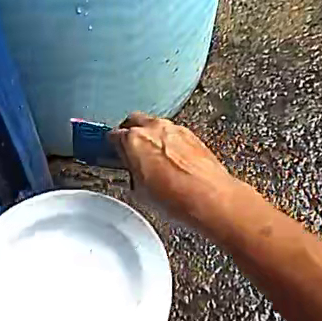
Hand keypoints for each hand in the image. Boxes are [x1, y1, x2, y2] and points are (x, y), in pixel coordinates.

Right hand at [108, 113, 253, 229]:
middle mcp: (154, 128)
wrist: (210, 198)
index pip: (113, 135)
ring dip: (150, 138)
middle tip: (128, 153)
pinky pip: (173, 135)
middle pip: (133, 122)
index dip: (111, 147)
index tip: (112, 154)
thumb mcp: (138, 190)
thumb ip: (129, 171)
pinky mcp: (192, 136)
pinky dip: (168, 143)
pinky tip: (170, 163)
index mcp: (133, 139)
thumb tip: (130, 171)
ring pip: (155, 126)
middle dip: (129, 134)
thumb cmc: (177, 196)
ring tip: (152, 161)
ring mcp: (175, 129)